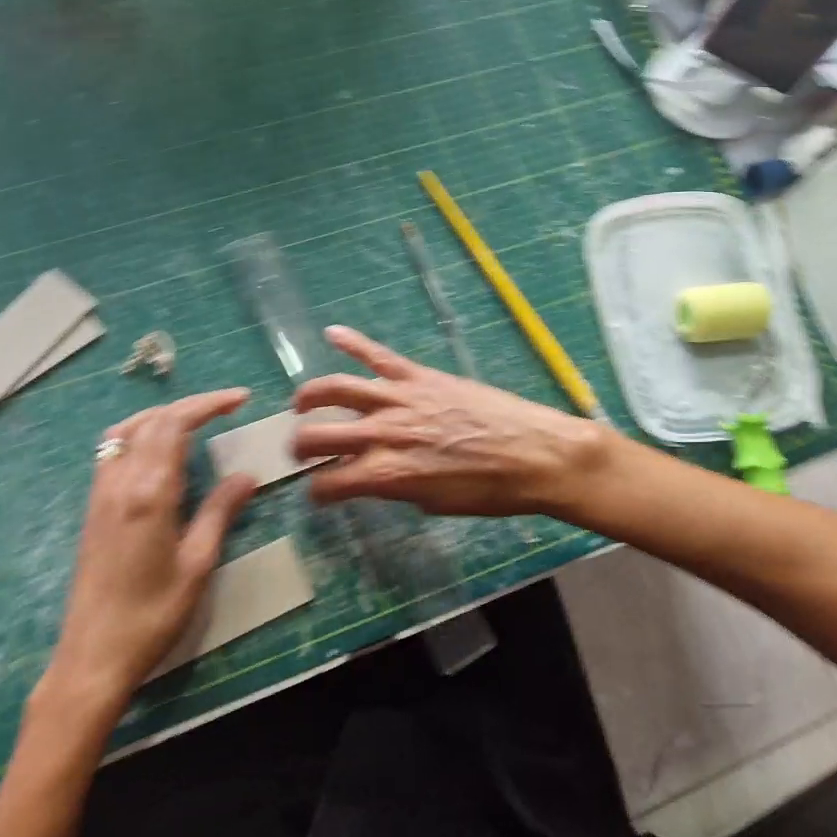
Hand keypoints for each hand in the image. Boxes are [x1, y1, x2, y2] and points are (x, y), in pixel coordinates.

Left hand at [45, 389, 257, 704]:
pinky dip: (138, 436)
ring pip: (125, 432)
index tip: (241, 399)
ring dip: (159, 417)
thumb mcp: (198, 564)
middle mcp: (120, 482)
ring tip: (192, 422)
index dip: (209, 404)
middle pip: (152, 421)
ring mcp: (100, 494)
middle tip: (226, 407)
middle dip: (190, 406)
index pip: (176, 425)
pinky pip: (111, 453)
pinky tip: (158, 455)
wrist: (94, 654)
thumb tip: (245, 475)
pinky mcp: (92, 510)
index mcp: (150, 492)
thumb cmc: (154, 614)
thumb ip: (219, 512)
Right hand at [291, 326, 612, 519]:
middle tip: (300, 449)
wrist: (536, 454)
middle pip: (320, 435)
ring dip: (311, 395)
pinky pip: (379, 355)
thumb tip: (378, 478)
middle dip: (301, 445)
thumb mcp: (435, 503)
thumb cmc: (490, 491)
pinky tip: (333, 333)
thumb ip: (397, 487)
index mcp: (386, 474)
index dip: (318, 492)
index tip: (320, 494)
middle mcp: (383, 433)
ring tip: (301, 402)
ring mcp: (400, 399)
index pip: (330, 484)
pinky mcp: (420, 377)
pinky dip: (353, 342)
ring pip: (338, 389)